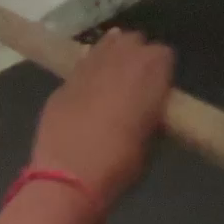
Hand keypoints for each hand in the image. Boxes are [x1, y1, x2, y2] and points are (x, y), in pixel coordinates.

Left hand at [30, 29, 174, 212]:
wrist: (66, 180)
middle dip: (131, 59)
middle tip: (128, 86)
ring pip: (102, 49)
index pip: (163, 56)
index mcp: (151, 68)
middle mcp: (120, 57)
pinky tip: (80, 101)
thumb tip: (142, 111)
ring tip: (105, 85)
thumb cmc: (117, 165)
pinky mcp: (60, 86)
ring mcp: (86, 68)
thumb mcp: (149, 141)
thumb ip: (148, 114)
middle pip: (131, 43)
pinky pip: (77, 74)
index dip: (157, 75)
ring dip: (106, 62)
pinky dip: (82, 82)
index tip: (153, 93)